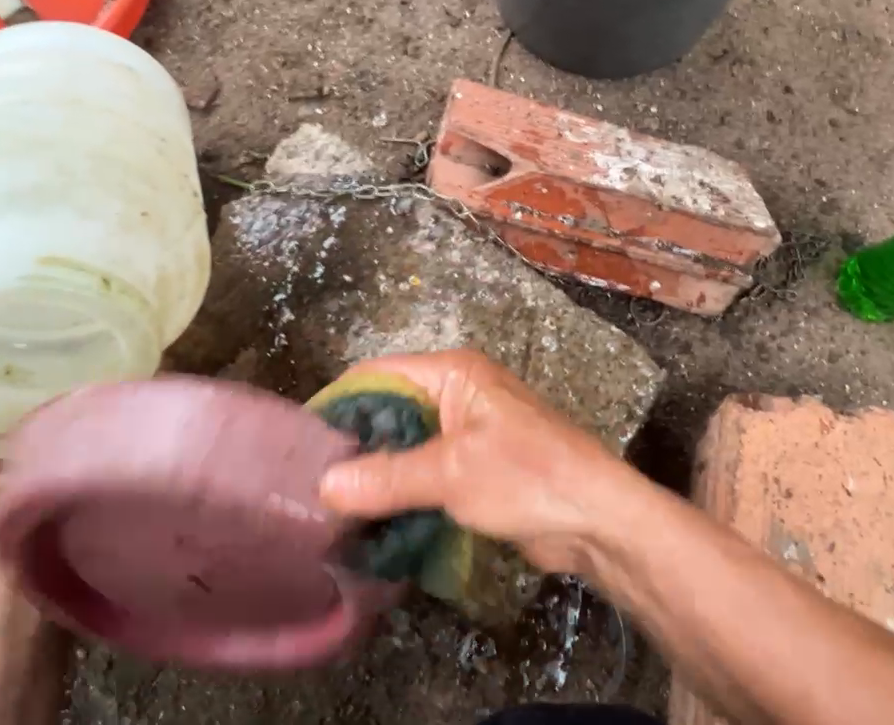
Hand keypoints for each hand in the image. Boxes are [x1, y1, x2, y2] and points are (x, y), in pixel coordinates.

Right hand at [317, 349, 643, 573]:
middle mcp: (457, 393)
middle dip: (355, 443)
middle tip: (307, 484)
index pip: (378, 373)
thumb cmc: (526, 475)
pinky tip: (371, 520)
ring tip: (328, 507)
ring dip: (376, 473)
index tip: (298, 442)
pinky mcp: (475, 467)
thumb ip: (387, 478)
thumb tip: (323, 486)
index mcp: (453, 373)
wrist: (595, 516)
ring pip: (406, 444)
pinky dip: (400, 490)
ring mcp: (467, 431)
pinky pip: (425, 472)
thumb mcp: (451, 472)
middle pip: (389, 409)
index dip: (339, 402)